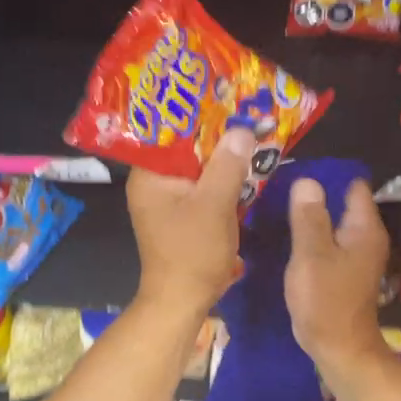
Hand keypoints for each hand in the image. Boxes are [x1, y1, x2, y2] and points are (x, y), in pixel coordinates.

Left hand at [126, 129, 252, 313]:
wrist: (182, 302)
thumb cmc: (193, 253)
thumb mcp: (215, 205)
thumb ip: (227, 165)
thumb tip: (242, 130)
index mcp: (150, 176)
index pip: (169, 132)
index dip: (198, 114)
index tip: (226, 98)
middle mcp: (152, 183)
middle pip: (185, 148)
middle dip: (216, 134)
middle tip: (246, 113)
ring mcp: (166, 200)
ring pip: (196, 167)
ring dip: (221, 156)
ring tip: (250, 132)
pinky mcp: (181, 214)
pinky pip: (201, 185)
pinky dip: (221, 177)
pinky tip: (244, 168)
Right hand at [286, 178, 388, 366]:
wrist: (338, 349)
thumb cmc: (326, 300)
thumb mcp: (312, 254)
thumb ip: (309, 216)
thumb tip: (307, 180)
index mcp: (364, 228)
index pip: (352, 185)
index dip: (327, 175)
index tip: (296, 171)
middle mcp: (366, 237)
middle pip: (341, 203)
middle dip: (314, 194)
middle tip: (279, 187)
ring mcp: (356, 255)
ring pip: (332, 223)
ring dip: (310, 216)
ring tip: (278, 206)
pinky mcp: (343, 270)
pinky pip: (327, 242)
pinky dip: (311, 236)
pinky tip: (287, 235)